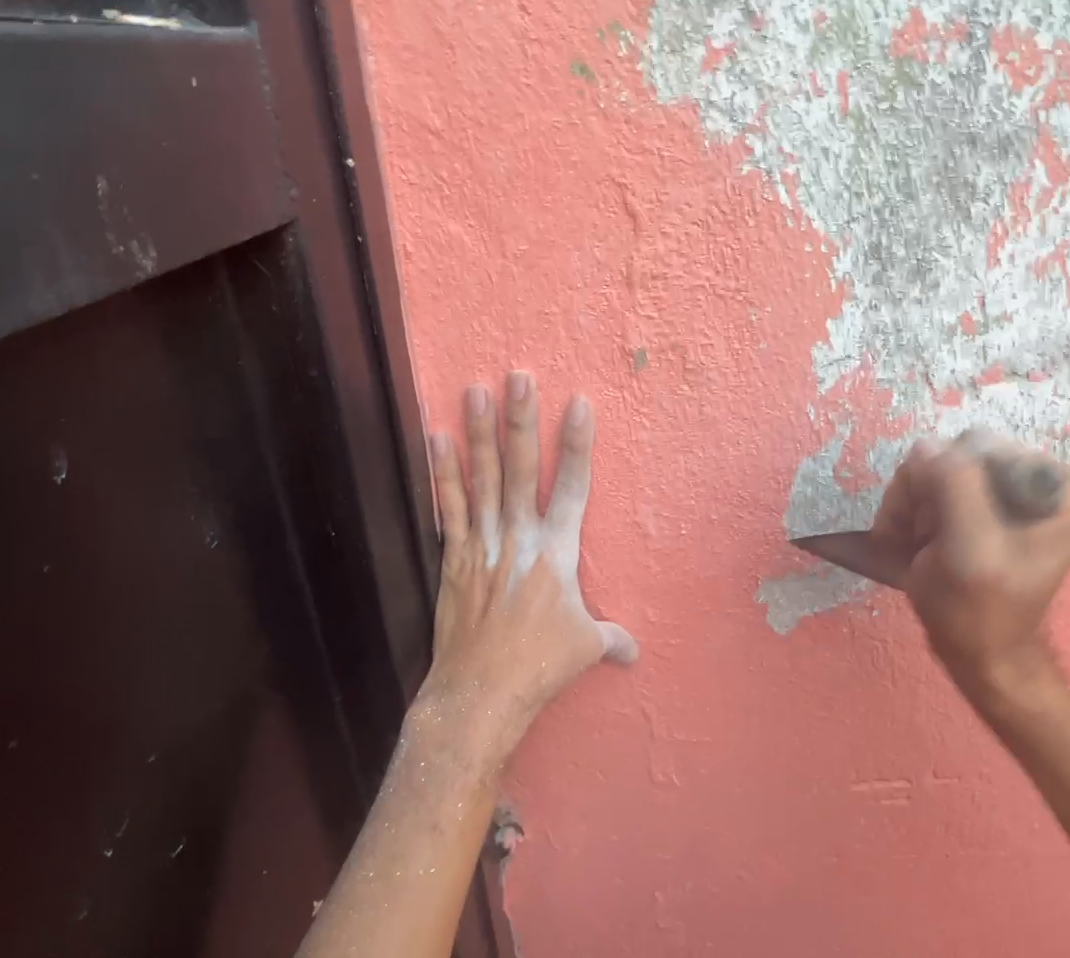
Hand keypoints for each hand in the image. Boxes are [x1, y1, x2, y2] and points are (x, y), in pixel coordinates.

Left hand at [416, 372, 637, 766]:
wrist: (481, 694)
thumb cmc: (540, 668)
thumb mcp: (585, 649)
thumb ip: (609, 638)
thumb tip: (633, 652)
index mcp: (557, 553)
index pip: (573, 487)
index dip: (577, 445)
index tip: (579, 404)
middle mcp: (519, 538)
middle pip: (521, 469)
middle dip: (522, 420)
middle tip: (520, 376)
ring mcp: (482, 545)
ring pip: (482, 479)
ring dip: (480, 432)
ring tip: (476, 391)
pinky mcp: (453, 559)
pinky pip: (447, 508)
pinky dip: (442, 473)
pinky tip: (436, 439)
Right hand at [869, 432, 1069, 703]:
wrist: (981, 655)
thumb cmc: (979, 613)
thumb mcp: (969, 549)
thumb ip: (954, 487)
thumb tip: (926, 444)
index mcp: (1062, 487)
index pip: (982, 447)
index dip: (944, 482)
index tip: (934, 530)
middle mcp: (1043, 478)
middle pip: (957, 454)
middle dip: (924, 494)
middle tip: (916, 539)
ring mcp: (1012, 489)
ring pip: (937, 467)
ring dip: (912, 505)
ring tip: (910, 545)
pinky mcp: (987, 501)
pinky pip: (933, 482)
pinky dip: (913, 510)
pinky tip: (912, 542)